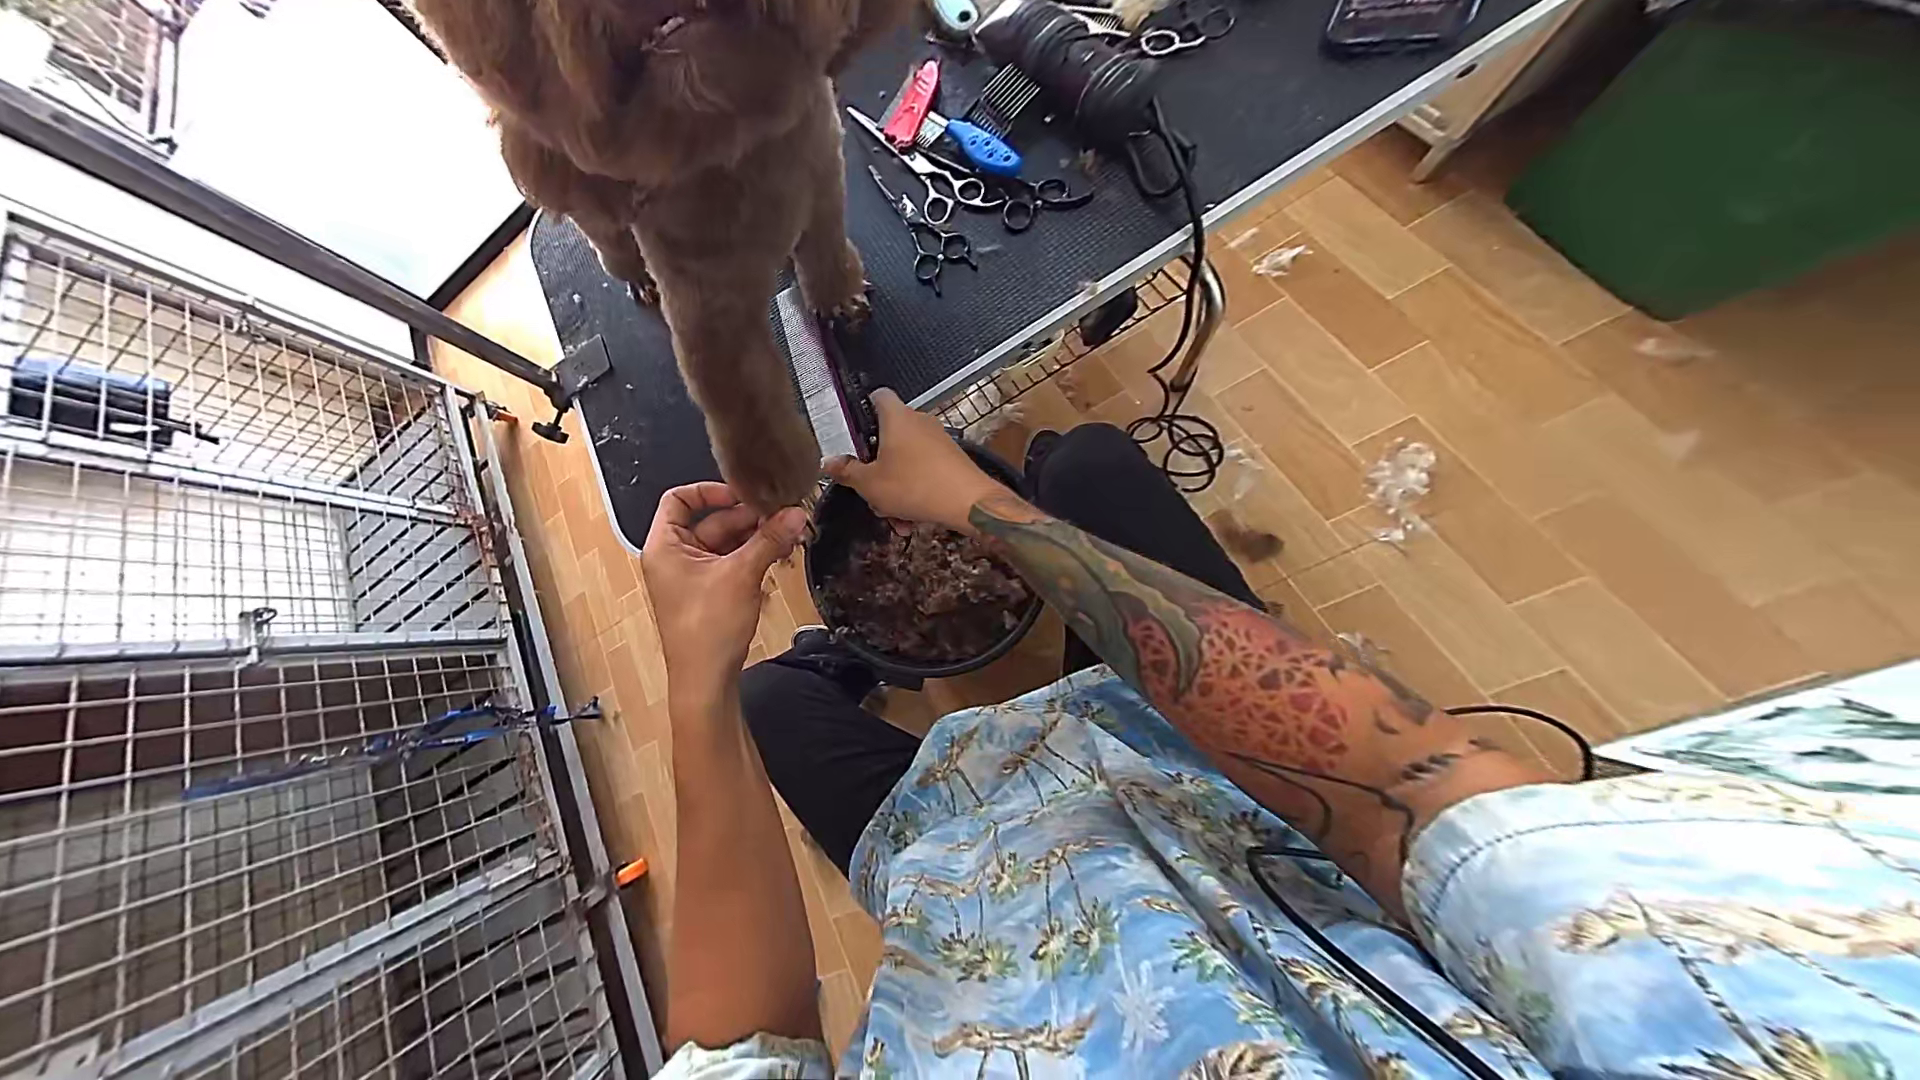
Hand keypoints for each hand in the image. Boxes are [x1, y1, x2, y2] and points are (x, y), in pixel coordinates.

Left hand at [641, 483, 806, 700]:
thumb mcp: (741, 575)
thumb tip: (795, 513)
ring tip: (790, 536)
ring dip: (759, 538)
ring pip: (730, 542)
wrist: (706, 679)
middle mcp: (677, 557)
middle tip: (784, 516)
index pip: (679, 499)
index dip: (710, 491)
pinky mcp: (713, 591)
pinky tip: (781, 556)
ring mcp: (696, 575)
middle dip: (750, 519)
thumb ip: (769, 539)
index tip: (743, 494)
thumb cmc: (707, 629)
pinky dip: (757, 557)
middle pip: (714, 521)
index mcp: (667, 546)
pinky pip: (736, 562)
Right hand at [824, 388, 1005, 531]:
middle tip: (871, 492)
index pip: (876, 395)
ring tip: (895, 518)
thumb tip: (829, 464)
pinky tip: (912, 521)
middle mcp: (919, 421)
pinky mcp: (951, 459)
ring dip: (895, 489)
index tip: (851, 435)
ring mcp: (938, 440)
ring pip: (905, 461)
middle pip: (887, 437)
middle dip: (876, 468)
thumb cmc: (916, 486)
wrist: (970, 504)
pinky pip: (923, 472)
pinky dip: (914, 493)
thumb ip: (847, 472)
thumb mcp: (870, 484)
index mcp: (896, 417)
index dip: (860, 410)